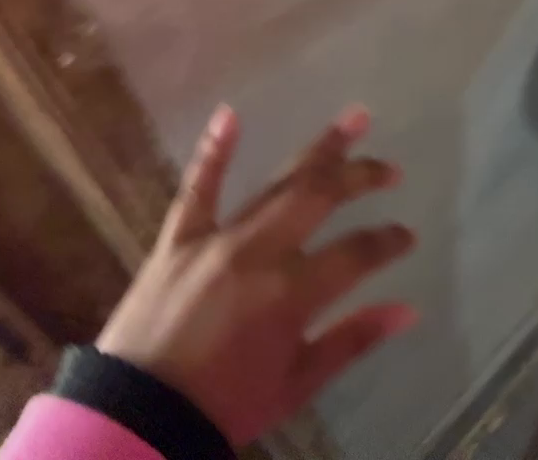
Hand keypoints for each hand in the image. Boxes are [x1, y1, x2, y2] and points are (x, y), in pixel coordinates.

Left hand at [95, 105, 416, 445]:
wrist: (129, 424)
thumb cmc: (222, 407)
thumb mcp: (296, 385)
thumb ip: (353, 340)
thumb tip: (408, 310)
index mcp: (292, 293)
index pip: (358, 252)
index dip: (388, 241)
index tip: (407, 236)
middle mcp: (260, 252)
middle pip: (323, 197)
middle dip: (363, 176)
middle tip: (391, 169)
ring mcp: (217, 239)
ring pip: (278, 182)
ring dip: (319, 149)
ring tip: (354, 120)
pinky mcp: (178, 240)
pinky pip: (197, 189)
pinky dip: (214, 150)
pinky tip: (230, 113)